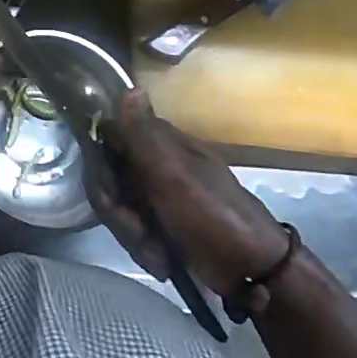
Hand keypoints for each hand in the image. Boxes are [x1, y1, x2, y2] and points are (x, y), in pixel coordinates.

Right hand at [88, 89, 290, 293]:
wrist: (254, 272)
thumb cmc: (213, 216)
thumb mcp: (174, 174)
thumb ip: (143, 134)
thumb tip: (129, 85)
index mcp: (158, 140)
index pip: (107, 139)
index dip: (102, 171)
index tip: (114, 199)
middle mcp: (153, 160)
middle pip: (108, 179)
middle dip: (120, 213)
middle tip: (140, 233)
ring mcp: (156, 191)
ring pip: (118, 206)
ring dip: (132, 235)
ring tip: (157, 255)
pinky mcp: (160, 219)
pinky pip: (132, 227)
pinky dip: (143, 247)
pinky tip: (162, 261)